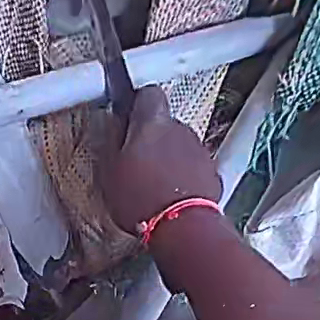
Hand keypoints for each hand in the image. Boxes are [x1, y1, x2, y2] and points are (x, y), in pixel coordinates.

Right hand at [97, 85, 224, 233]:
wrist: (181, 226)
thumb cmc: (139, 198)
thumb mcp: (109, 172)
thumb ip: (111, 142)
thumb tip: (113, 125)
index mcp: (152, 124)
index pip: (147, 94)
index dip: (136, 104)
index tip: (126, 119)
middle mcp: (179, 128)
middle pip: (163, 123)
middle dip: (150, 137)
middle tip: (132, 162)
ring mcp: (199, 149)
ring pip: (177, 145)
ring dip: (166, 158)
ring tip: (149, 185)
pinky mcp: (211, 171)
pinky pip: (191, 166)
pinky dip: (180, 175)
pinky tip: (167, 196)